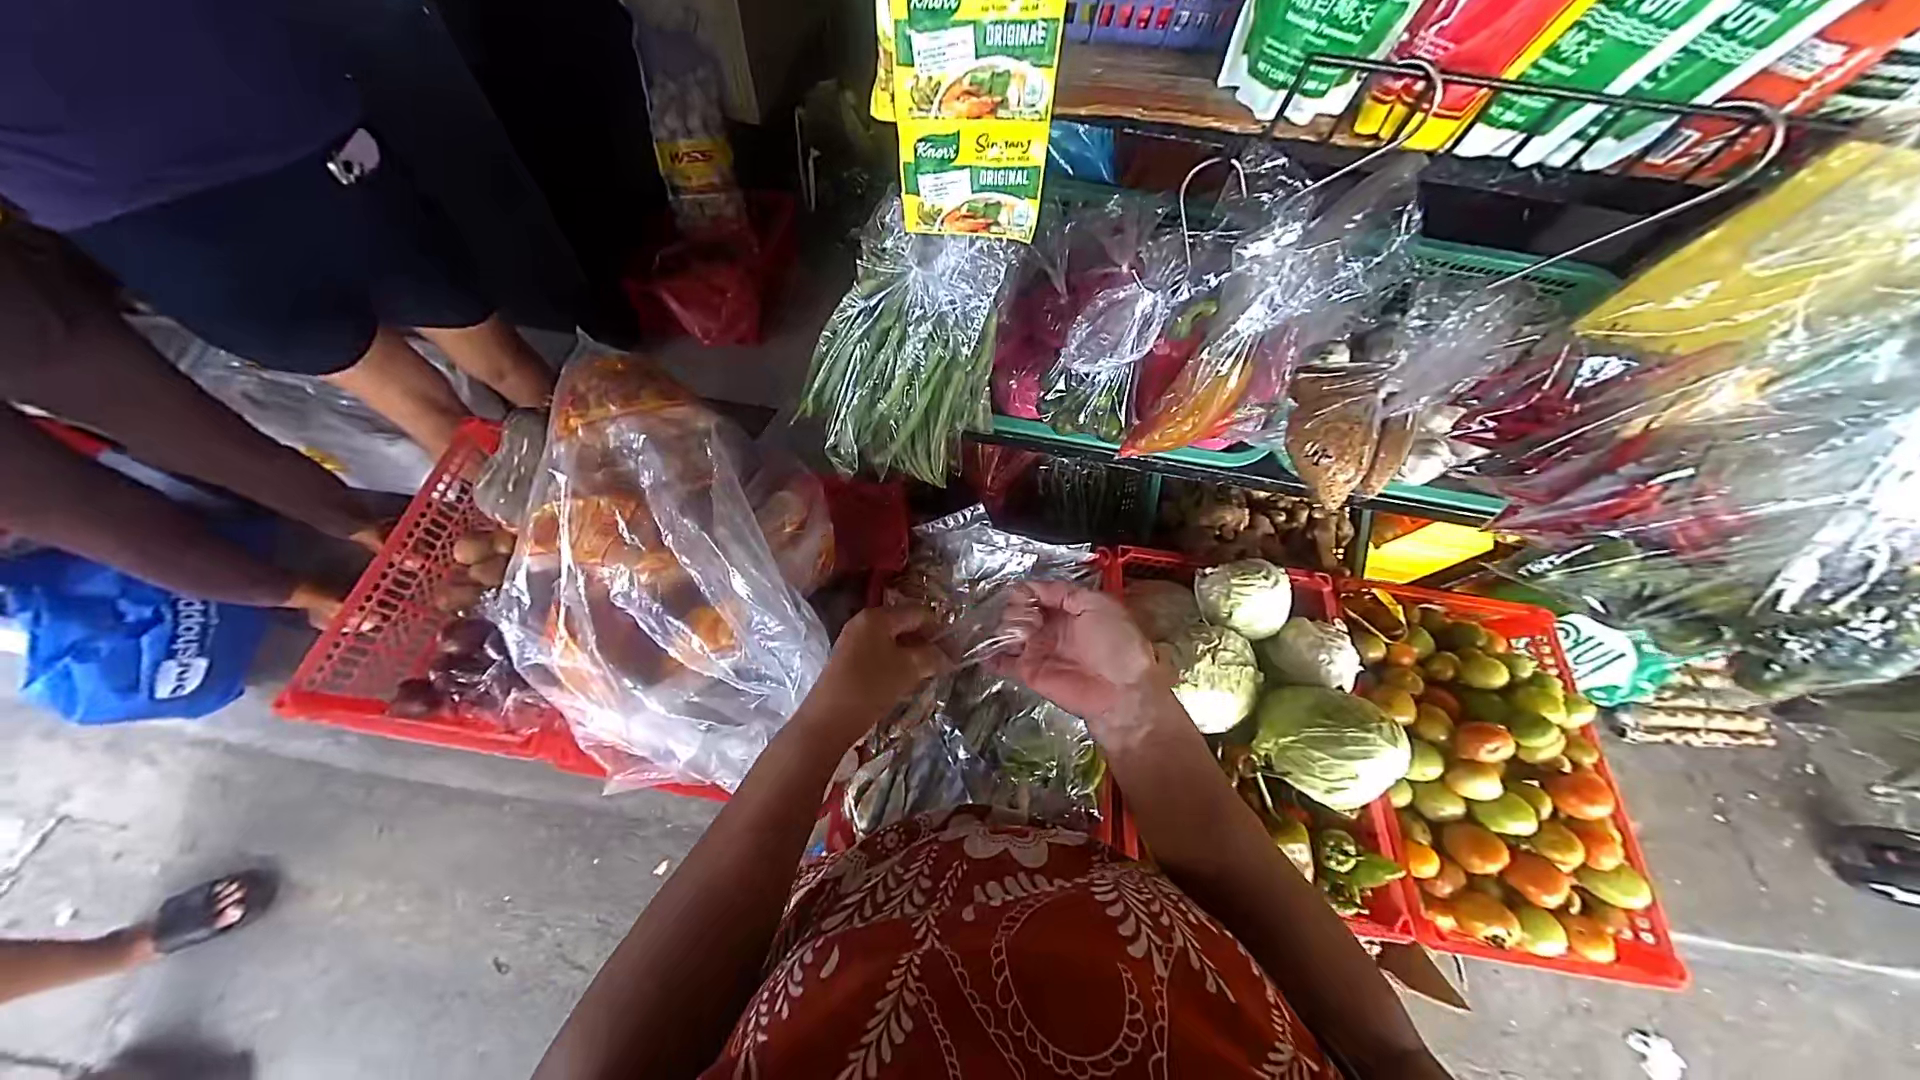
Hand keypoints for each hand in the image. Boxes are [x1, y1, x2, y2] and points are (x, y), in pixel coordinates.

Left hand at [800, 605, 949, 744]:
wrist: (827, 720)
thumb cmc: (870, 687)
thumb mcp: (908, 669)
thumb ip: (932, 656)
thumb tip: (950, 653)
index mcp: (877, 617)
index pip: (917, 612)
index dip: (939, 627)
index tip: (956, 648)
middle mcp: (863, 623)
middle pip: (904, 624)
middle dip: (927, 641)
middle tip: (946, 661)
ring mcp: (853, 641)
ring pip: (893, 641)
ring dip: (913, 654)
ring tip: (930, 672)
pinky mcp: (848, 661)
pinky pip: (880, 653)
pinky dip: (898, 662)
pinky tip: (907, 679)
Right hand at [991, 581, 1169, 741]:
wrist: (1121, 690)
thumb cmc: (1117, 644)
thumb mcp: (1097, 604)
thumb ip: (1063, 592)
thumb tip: (1033, 588)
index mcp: (1068, 609)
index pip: (1035, 593)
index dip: (1025, 591)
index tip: (1022, 595)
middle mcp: (1050, 627)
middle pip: (1018, 610)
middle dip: (1015, 609)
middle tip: (1027, 619)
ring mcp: (1038, 649)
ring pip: (1008, 632)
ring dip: (1005, 628)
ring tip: (1019, 635)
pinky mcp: (1029, 672)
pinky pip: (1003, 662)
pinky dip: (991, 656)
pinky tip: (987, 650)